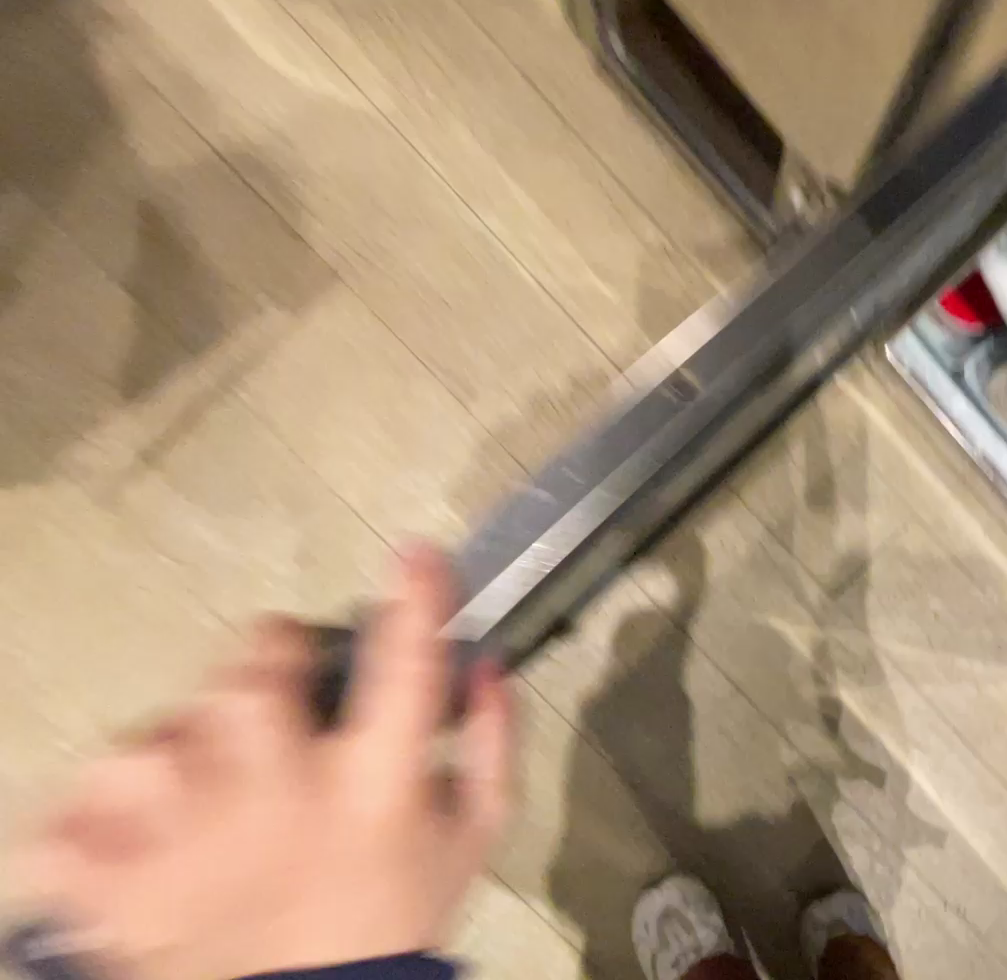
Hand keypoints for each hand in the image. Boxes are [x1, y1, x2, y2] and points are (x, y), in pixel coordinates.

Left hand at [9, 546, 514, 979]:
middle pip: (243, 689)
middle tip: (277, 667)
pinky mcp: (108, 897)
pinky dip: (88, 814)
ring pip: (143, 748)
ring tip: (202, 764)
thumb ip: (496, 740)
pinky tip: (135, 822)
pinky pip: (60, 826)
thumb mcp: (480, 824)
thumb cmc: (404, 903)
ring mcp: (182, 852)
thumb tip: (487, 665)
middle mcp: (278, 804)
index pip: (404, 672)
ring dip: (176, 741)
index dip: (413, 602)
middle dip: (262, 655)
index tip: (414, 552)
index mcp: (378, 786)